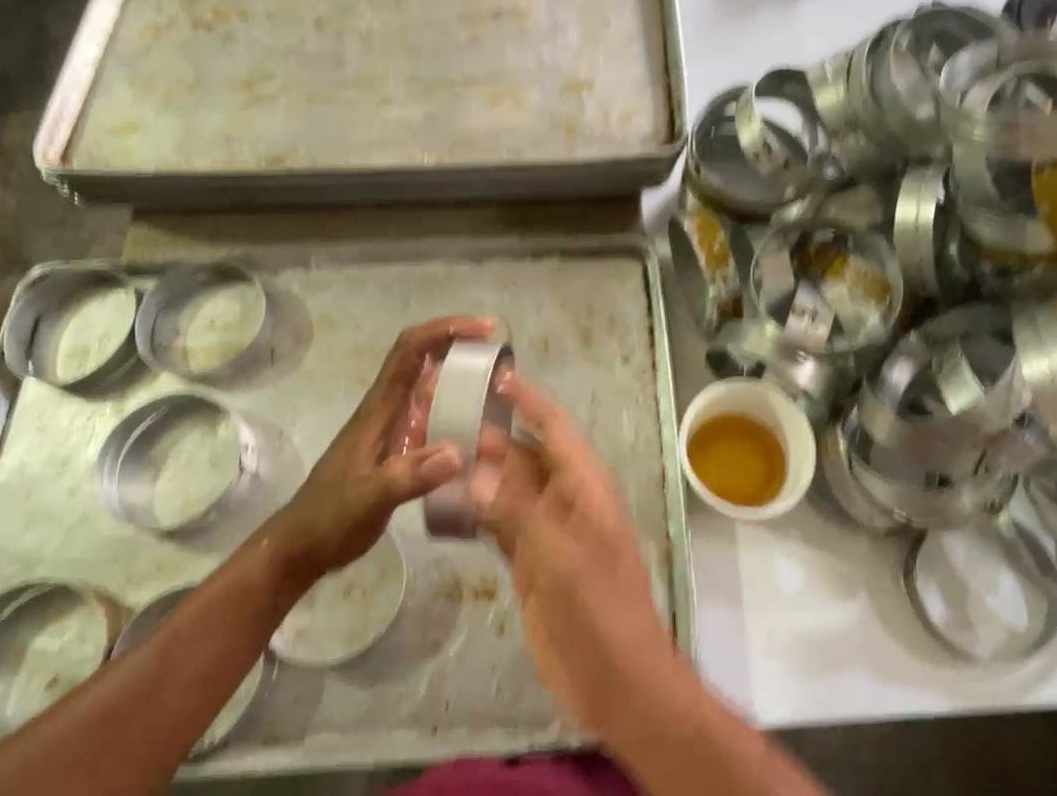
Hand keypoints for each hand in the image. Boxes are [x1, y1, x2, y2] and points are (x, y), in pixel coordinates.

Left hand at [267, 315, 493, 577]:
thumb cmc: (330, 517)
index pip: (410, 350)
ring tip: (499, 381)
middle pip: (422, 359)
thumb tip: (457, 453)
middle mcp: (387, 410)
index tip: (483, 329)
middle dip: (458, 344)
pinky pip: (432, 418)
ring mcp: (392, 430)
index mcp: (379, 409)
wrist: (302, 546)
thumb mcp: (370, 498)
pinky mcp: (398, 451)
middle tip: (500, 352)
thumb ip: (409, 476)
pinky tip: (480, 428)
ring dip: (460, 375)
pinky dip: (457, 410)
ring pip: (429, 387)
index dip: (445, 330)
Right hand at [469, 373, 684, 734]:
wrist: (617, 681)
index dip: (530, 401)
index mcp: (587, 489)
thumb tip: (477, 466)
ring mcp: (549, 535)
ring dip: (484, 473)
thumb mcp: (559, 557)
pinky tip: (449, 503)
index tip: (495, 375)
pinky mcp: (532, 565)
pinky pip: (502, 525)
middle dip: (495, 436)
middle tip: (446, 415)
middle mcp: (568, 503)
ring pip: (513, 490)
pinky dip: (480, 512)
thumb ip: (518, 510)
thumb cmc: (599, 612)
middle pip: (529, 456)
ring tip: (440, 450)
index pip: (556, 430)